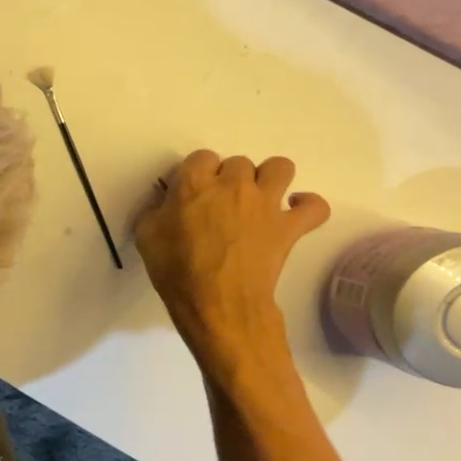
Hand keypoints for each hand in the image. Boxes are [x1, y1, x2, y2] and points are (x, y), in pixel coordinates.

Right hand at [135, 151, 329, 370]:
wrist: (216, 302)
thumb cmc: (174, 270)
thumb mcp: (145, 236)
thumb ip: (156, 211)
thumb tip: (167, 202)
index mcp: (194, 184)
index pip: (200, 157)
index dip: (194, 174)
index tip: (188, 193)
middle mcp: (233, 185)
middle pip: (238, 162)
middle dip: (227, 178)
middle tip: (218, 203)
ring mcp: (267, 204)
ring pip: (280, 167)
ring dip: (268, 178)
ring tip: (257, 197)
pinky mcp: (290, 226)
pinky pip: (315, 206)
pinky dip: (308, 205)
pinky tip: (294, 212)